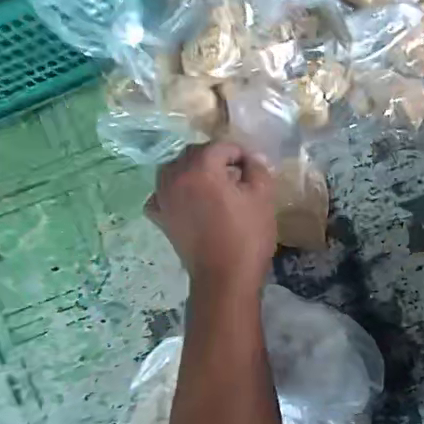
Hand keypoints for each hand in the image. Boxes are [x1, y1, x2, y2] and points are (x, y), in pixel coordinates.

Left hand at [146, 141, 276, 295]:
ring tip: (213, 187)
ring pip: (174, 169)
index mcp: (201, 168)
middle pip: (194, 153)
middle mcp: (175, 176)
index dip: (241, 154)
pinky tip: (187, 202)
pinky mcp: (160, 217)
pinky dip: (173, 192)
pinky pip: (161, 194)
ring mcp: (162, 197)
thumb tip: (251, 159)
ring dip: (193, 172)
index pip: (221, 146)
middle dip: (216, 159)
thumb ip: (257, 169)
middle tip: (237, 177)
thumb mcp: (263, 198)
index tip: (254, 169)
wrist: (225, 277)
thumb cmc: (248, 236)